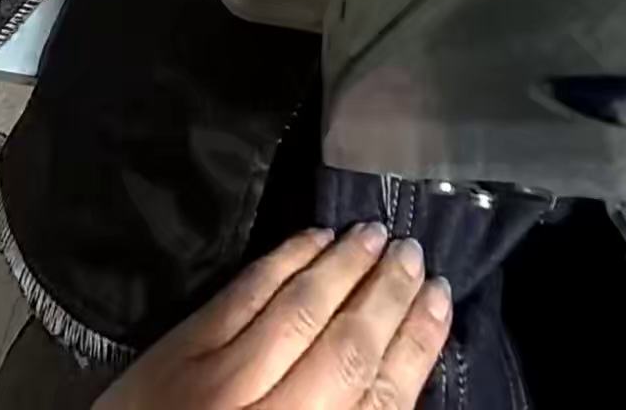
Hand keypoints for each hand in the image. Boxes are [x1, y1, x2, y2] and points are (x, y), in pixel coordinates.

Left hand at [95, 223, 452, 409]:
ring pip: (301, 308)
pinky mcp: (185, 346)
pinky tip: (315, 236)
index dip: (417, 342)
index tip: (440, 296)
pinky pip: (247, 290)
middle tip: (412, 251)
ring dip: (345, 265)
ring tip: (377, 233)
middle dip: (388, 294)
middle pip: (347, 346)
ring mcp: (223, 378)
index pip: (380, 398)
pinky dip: (286, 257)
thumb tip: (394, 369)